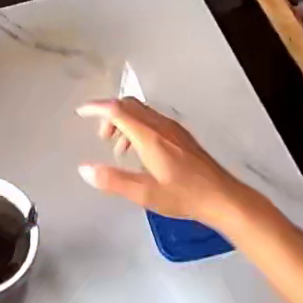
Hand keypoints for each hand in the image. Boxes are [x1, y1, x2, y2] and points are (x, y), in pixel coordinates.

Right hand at [76, 98, 258, 226]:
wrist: (222, 197)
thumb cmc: (183, 196)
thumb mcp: (144, 194)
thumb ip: (113, 180)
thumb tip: (85, 169)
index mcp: (150, 136)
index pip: (117, 110)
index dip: (96, 108)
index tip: (81, 112)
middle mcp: (161, 126)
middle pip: (129, 105)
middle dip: (109, 114)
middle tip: (101, 135)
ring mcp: (173, 129)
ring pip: (141, 112)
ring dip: (124, 122)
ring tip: (119, 148)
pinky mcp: (181, 136)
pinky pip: (152, 120)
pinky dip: (137, 127)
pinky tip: (140, 151)